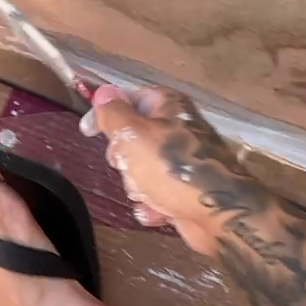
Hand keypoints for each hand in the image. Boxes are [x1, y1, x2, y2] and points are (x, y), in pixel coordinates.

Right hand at [87, 85, 264, 256]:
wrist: (218, 213)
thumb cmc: (173, 168)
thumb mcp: (134, 135)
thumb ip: (114, 114)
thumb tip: (103, 92)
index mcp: (167, 107)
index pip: (128, 99)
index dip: (105, 113)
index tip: (87, 131)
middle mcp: (176, 130)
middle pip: (130, 140)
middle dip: (123, 159)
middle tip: (130, 165)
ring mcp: (180, 163)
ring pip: (138, 172)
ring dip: (137, 187)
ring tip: (150, 192)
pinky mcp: (183, 192)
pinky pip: (153, 197)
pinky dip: (152, 206)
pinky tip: (158, 211)